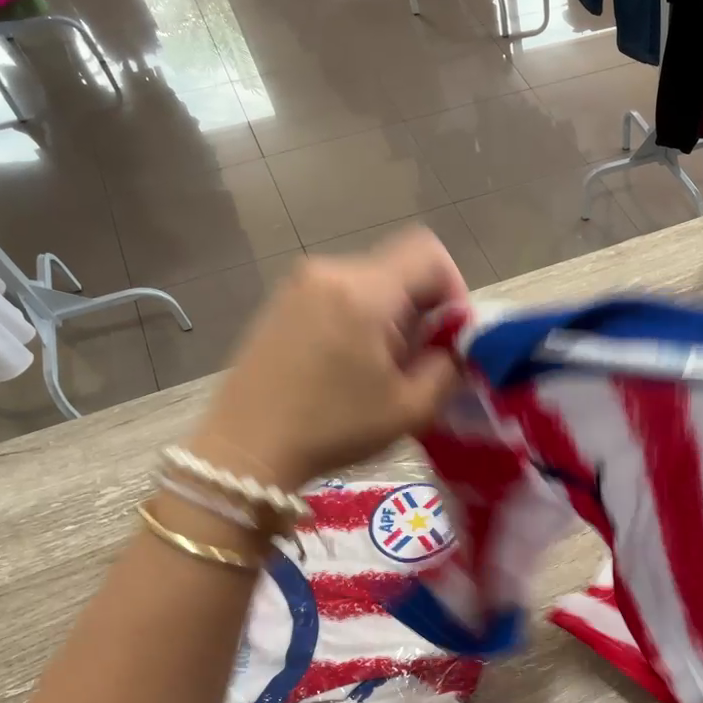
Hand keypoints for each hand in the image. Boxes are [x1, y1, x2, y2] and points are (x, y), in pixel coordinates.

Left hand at [188, 229, 466, 487]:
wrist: (247, 447)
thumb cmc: (334, 428)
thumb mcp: (412, 408)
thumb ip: (448, 367)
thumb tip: (455, 348)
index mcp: (364, 291)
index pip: (429, 254)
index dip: (455, 289)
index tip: (452, 336)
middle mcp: (330, 271)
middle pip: (399, 269)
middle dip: (423, 310)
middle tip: (422, 362)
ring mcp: (299, 284)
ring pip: (371, 283)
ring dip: (392, 317)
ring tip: (385, 369)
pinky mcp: (281, 302)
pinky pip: (340, 296)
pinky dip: (360, 321)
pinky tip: (351, 367)